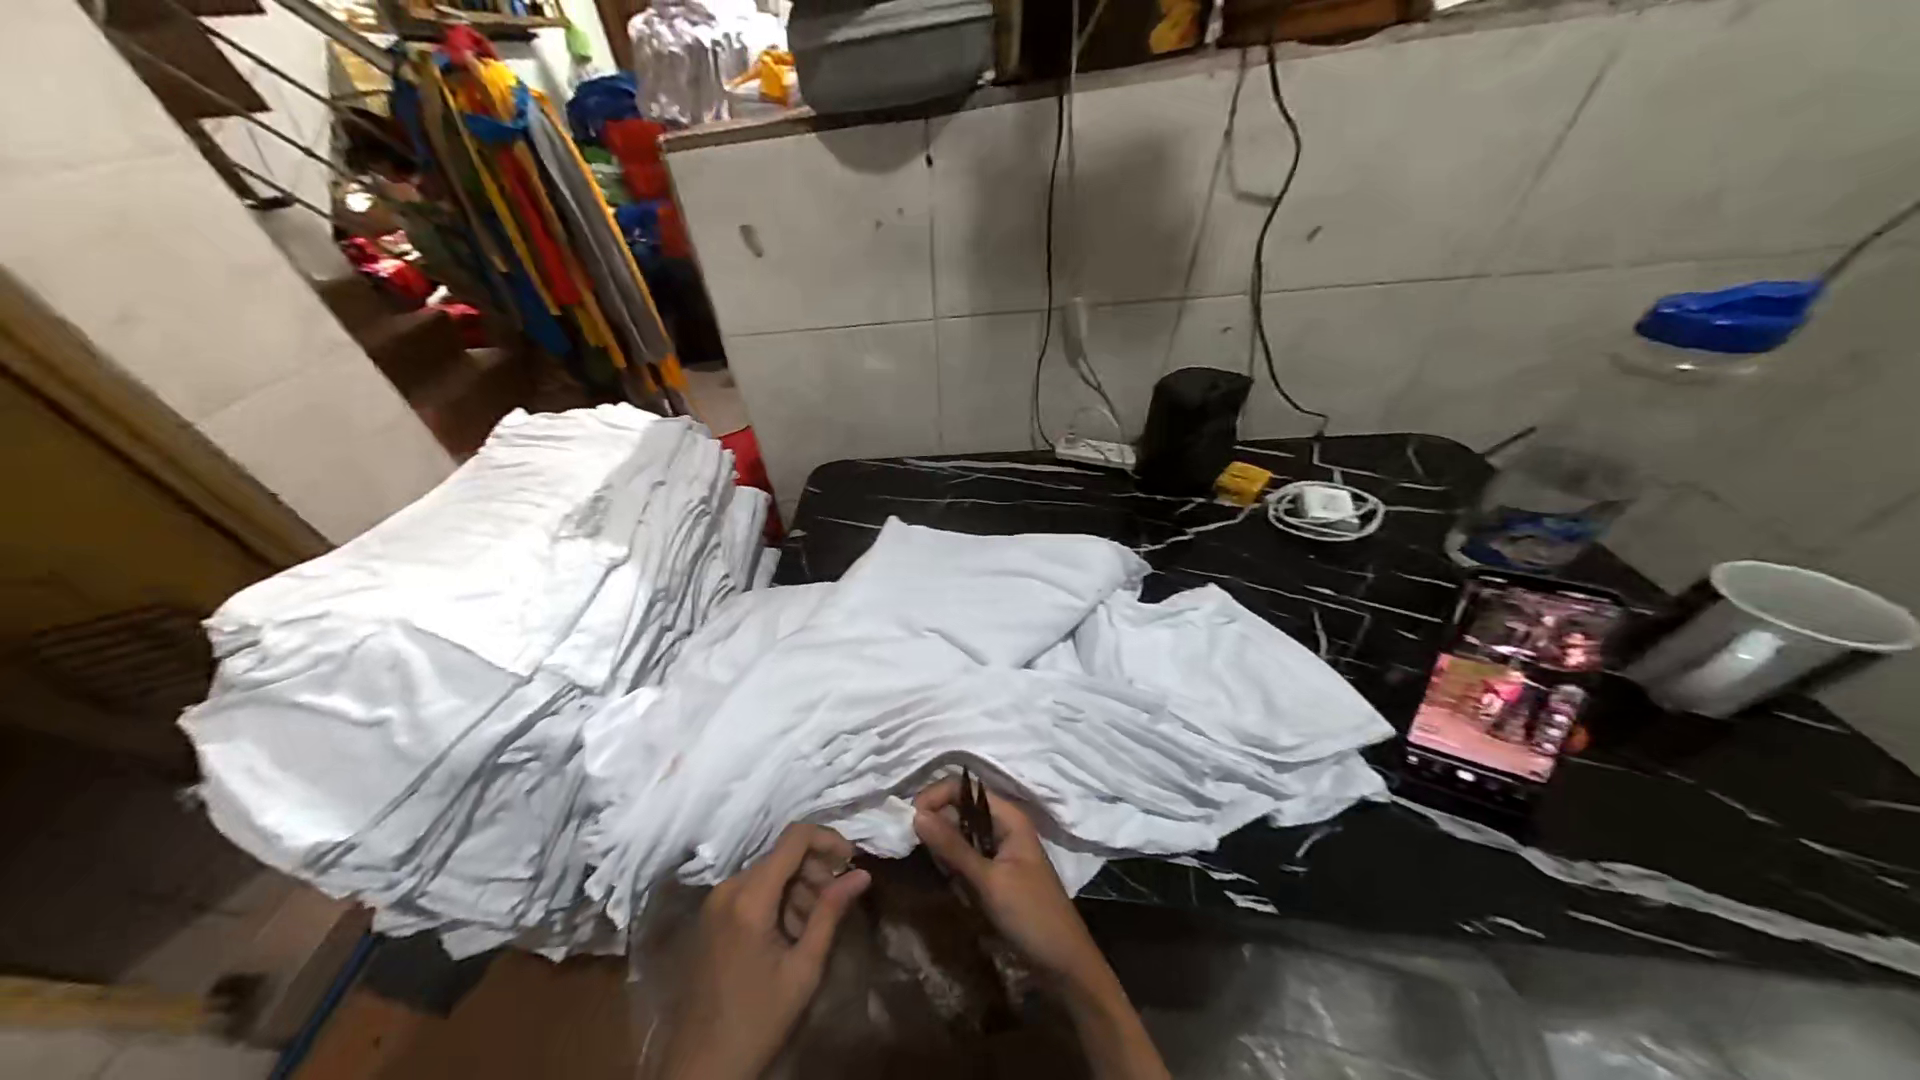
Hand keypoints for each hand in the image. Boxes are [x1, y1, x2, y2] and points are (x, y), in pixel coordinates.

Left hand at [661, 824, 870, 1079]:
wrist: (701, 1067)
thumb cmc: (758, 1020)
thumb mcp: (804, 968)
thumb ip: (831, 912)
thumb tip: (862, 874)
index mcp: (749, 897)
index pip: (795, 837)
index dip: (828, 839)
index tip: (852, 862)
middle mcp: (728, 888)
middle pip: (783, 855)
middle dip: (816, 871)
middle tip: (835, 906)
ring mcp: (716, 902)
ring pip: (770, 871)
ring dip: (799, 888)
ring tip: (812, 928)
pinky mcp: (712, 916)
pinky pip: (753, 889)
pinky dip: (778, 900)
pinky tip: (789, 934)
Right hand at [911, 777, 1107, 988]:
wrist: (1064, 964)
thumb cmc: (1031, 915)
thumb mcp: (989, 881)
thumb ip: (953, 847)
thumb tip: (917, 815)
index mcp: (1009, 817)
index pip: (964, 788)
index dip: (937, 796)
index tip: (911, 820)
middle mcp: (1003, 826)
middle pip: (960, 809)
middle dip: (937, 825)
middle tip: (919, 851)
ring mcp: (999, 850)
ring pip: (960, 835)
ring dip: (945, 850)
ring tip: (943, 874)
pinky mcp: (995, 873)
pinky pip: (966, 858)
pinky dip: (954, 867)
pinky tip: (954, 887)